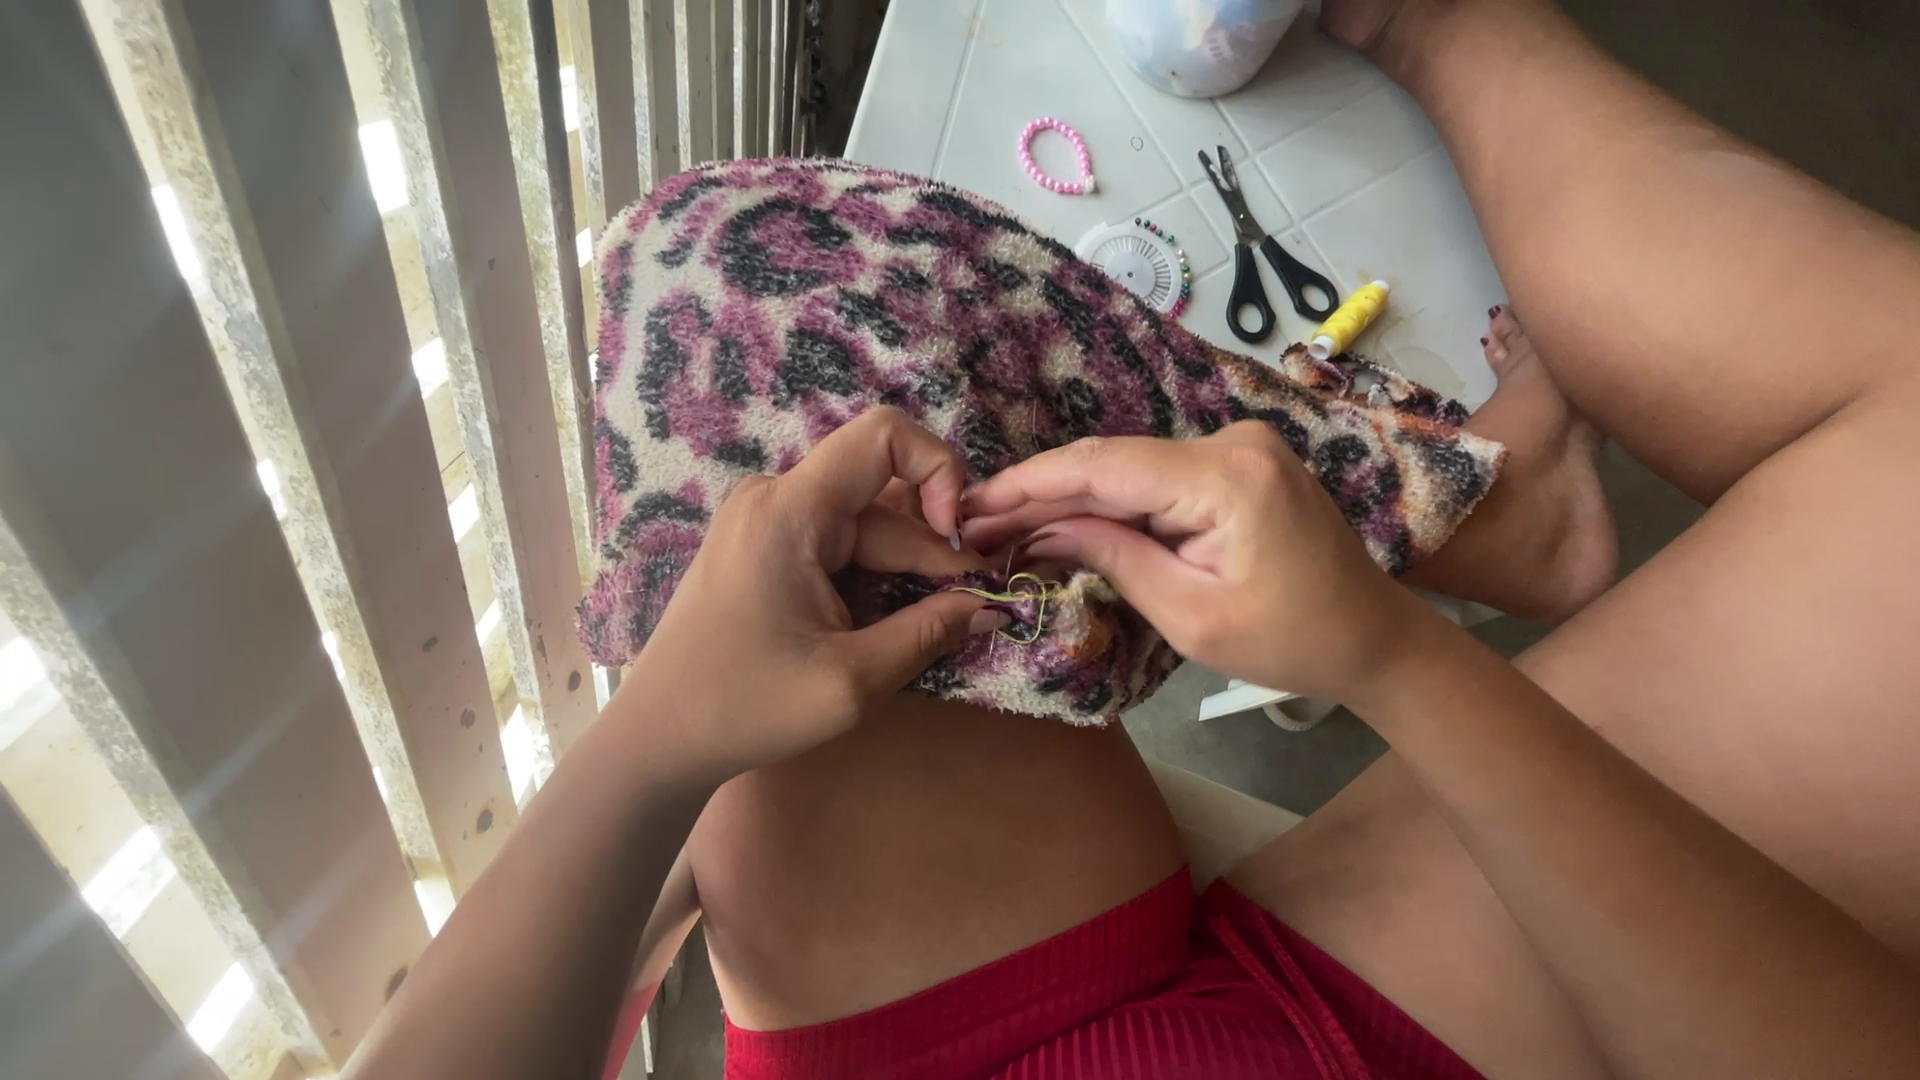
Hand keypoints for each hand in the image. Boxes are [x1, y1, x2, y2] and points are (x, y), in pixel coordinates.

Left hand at [623, 407, 999, 783]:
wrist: (659, 737)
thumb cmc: (746, 707)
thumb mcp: (853, 681)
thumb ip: (929, 633)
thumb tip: (991, 605)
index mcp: (790, 511)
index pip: (883, 436)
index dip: (939, 470)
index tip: (959, 539)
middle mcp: (776, 498)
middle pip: (881, 498)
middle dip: (933, 546)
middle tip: (975, 601)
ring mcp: (767, 520)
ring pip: (864, 525)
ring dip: (906, 566)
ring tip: (941, 615)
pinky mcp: (765, 546)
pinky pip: (837, 541)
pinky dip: (874, 572)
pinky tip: (894, 612)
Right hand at [960, 422, 1423, 701]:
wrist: (1373, 636)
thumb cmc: (1290, 642)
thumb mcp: (1189, 616)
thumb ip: (1112, 557)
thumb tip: (1039, 528)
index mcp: (1226, 478)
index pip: (1103, 466)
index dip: (1030, 484)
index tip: (973, 505)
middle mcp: (1231, 442)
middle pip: (1110, 463)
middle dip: (1039, 493)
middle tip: (974, 520)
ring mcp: (1236, 446)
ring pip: (1128, 469)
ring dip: (1068, 498)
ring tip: (1004, 523)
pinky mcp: (1235, 462)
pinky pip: (1155, 478)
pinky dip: (1110, 502)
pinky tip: (1064, 519)